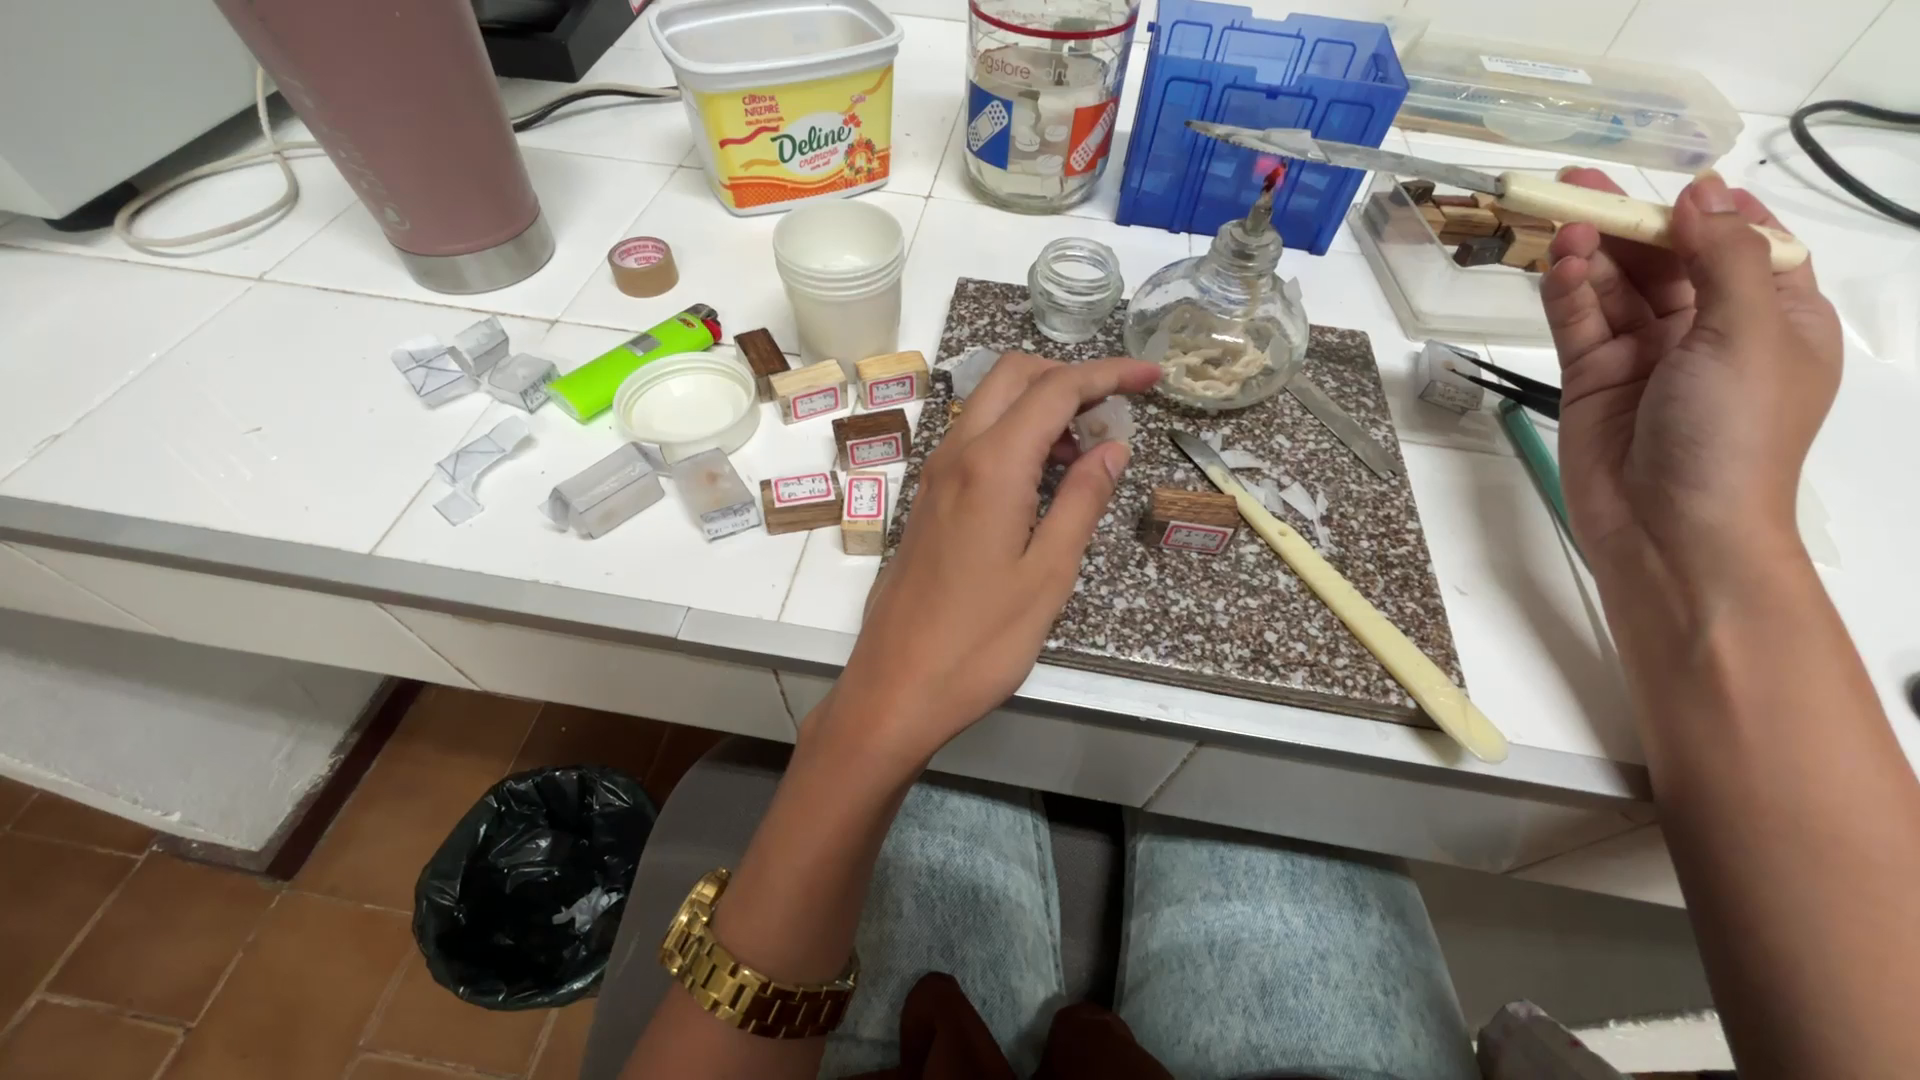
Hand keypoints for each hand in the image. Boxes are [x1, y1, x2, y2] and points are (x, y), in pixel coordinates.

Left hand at [823, 352, 1161, 764]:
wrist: (895, 687)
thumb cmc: (980, 642)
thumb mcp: (1048, 575)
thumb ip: (1082, 501)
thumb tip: (1112, 448)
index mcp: (992, 466)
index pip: (1056, 389)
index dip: (1109, 373)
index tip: (1153, 374)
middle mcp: (955, 454)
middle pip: (1013, 377)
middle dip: (1069, 377)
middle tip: (1115, 412)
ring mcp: (934, 476)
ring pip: (988, 405)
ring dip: (1039, 406)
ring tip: (1085, 452)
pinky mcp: (927, 501)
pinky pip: (973, 440)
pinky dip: (1013, 435)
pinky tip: (1042, 478)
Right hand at [1540, 169, 1840, 585]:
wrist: (1671, 527)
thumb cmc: (1734, 433)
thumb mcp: (1749, 334)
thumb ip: (1724, 258)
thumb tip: (1702, 195)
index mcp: (1772, 315)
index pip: (1743, 243)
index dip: (1709, 209)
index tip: (1672, 182)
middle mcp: (1709, 329)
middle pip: (1666, 259)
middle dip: (1629, 222)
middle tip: (1576, 185)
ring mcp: (1646, 354)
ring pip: (1615, 288)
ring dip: (1590, 255)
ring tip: (1559, 223)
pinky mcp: (1593, 378)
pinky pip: (1580, 324)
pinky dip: (1567, 295)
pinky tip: (1557, 268)